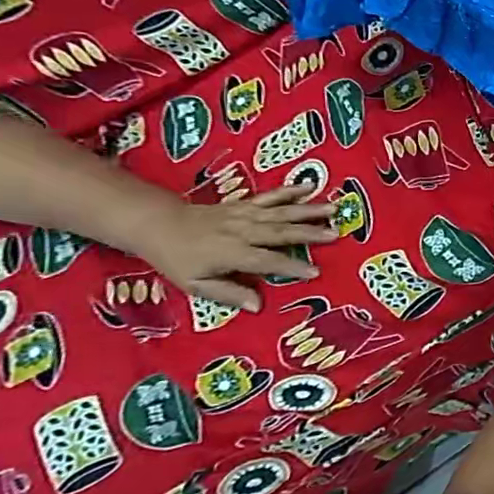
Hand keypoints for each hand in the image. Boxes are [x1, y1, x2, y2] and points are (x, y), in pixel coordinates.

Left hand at [126, 184, 339, 311]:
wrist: (158, 224)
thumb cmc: (177, 258)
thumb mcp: (195, 284)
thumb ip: (228, 294)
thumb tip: (258, 306)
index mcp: (231, 253)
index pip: (266, 261)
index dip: (290, 267)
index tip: (315, 272)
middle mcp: (242, 232)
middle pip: (280, 233)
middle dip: (308, 233)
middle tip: (334, 234)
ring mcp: (245, 215)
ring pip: (281, 213)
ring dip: (308, 211)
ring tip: (333, 209)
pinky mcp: (245, 204)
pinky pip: (271, 197)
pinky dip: (291, 191)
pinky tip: (309, 187)